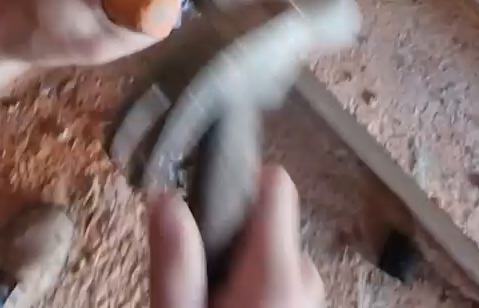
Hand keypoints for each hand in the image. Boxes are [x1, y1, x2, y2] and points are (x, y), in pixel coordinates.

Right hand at [148, 166, 325, 307]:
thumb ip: (174, 262)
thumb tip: (164, 197)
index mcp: (277, 268)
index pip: (275, 183)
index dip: (241, 182)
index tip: (209, 205)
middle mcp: (307, 278)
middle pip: (268, 224)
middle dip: (233, 243)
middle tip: (200, 285)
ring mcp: (314, 302)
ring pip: (274, 257)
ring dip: (245, 274)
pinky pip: (285, 287)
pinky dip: (261, 297)